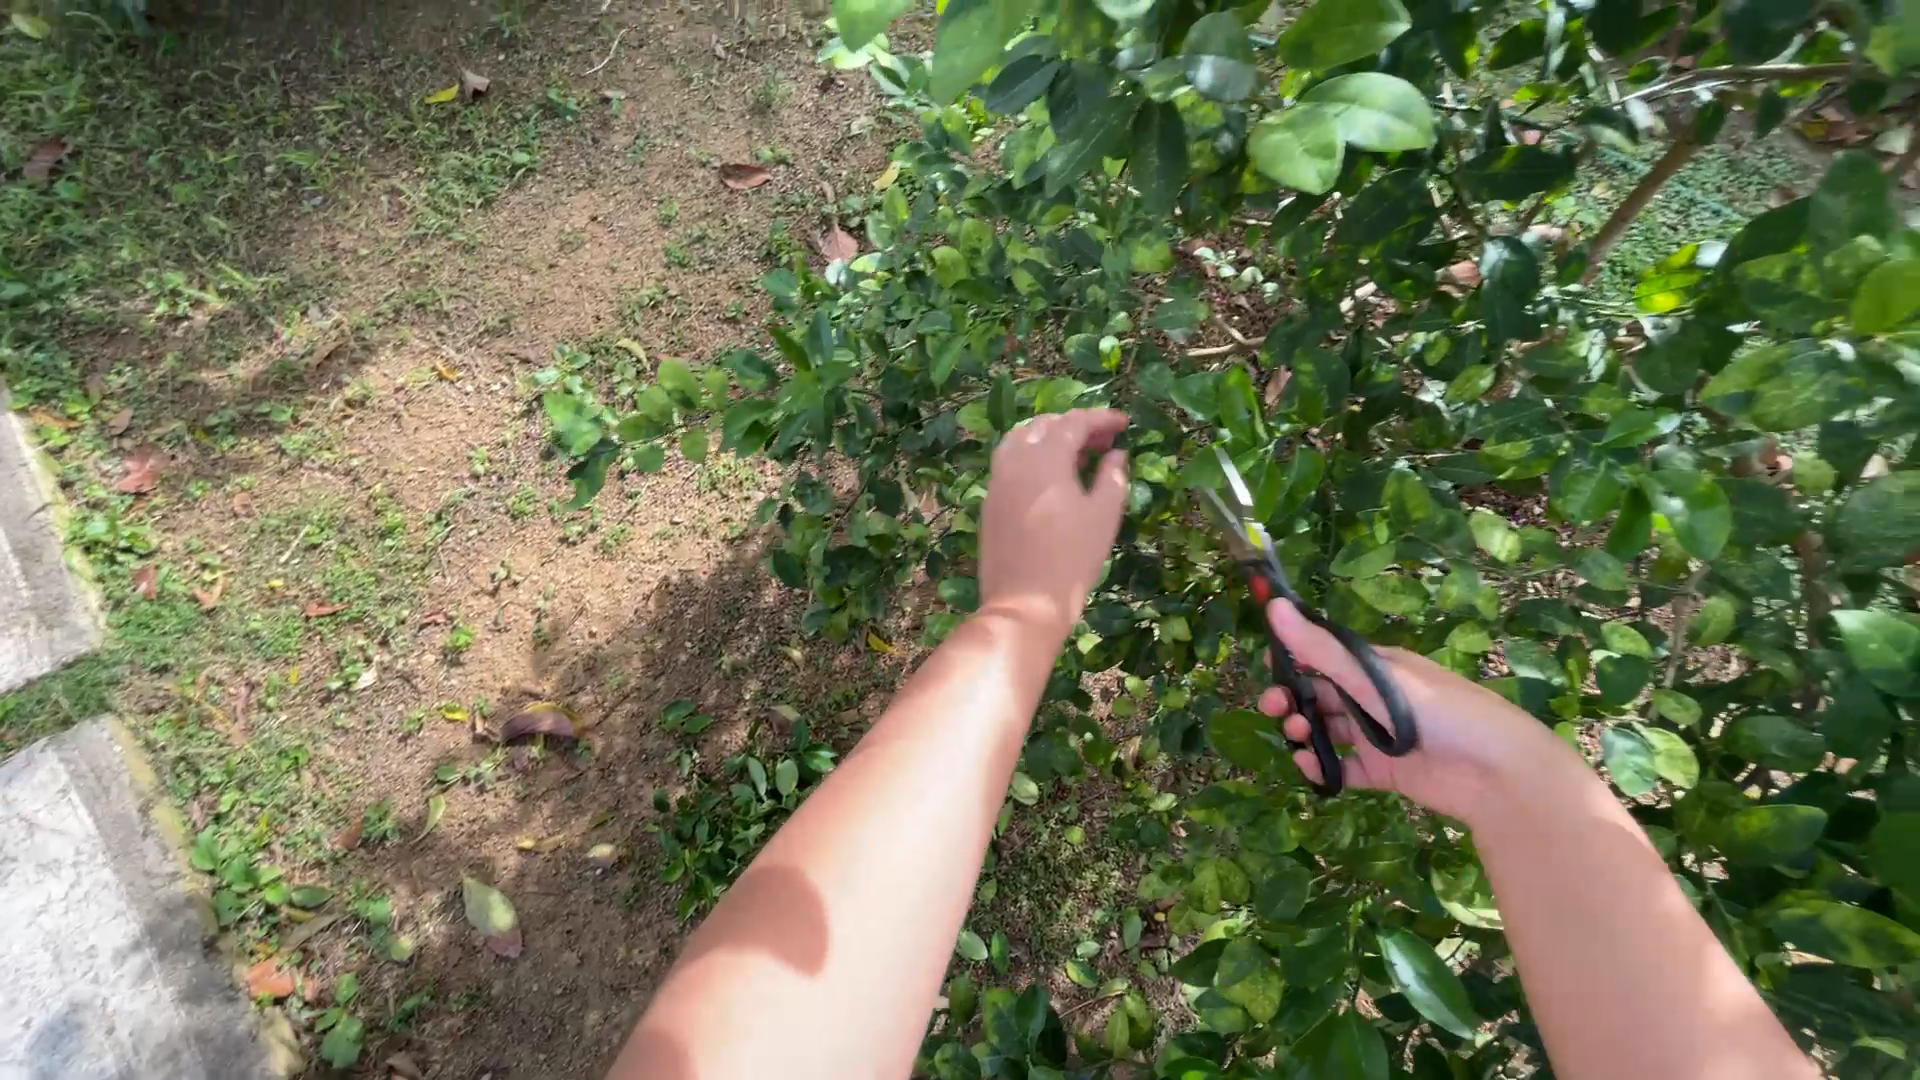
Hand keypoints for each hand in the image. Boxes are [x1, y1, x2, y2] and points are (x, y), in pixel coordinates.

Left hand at [978, 409, 1129, 640]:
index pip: (1074, 423)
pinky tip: (1049, 476)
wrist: (1024, 603)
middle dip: (1075, 426)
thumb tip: (1116, 454)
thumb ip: (1112, 477)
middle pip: (1044, 426)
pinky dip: (1031, 456)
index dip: (1101, 419)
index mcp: (1045, 458)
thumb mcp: (1103, 516)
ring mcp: (997, 482)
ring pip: (1020, 440)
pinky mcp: (989, 503)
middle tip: (1104, 440)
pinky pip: (1009, 463)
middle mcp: (1015, 461)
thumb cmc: (1071, 559)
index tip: (1124, 424)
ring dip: (1048, 437)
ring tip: (1075, 452)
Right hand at [1257, 599, 1587, 824]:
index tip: (1269, 668)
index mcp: (1374, 667)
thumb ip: (1320, 648)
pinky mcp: (1383, 771)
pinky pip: (1344, 767)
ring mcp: (1378, 736)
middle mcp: (1373, 699)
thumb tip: (1274, 605)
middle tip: (1273, 708)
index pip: (1323, 657)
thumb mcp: (1374, 676)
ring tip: (1300, 738)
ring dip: (1304, 731)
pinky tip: (1312, 768)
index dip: (1293, 661)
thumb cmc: (1440, 711)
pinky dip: (1324, 768)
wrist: (1501, 774)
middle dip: (1291, 699)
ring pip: (1326, 730)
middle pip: (1319, 695)